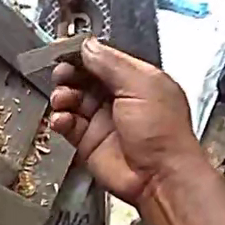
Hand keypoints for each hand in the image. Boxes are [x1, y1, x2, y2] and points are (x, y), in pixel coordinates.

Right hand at [48, 39, 201, 205]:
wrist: (159, 177)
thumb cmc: (163, 133)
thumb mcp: (141, 84)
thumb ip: (111, 64)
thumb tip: (88, 47)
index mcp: (137, 80)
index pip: (104, 60)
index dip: (85, 55)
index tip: (68, 52)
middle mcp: (119, 99)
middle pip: (84, 79)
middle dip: (69, 74)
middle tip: (61, 74)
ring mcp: (103, 122)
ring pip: (73, 100)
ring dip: (63, 96)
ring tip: (62, 99)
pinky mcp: (89, 143)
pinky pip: (67, 125)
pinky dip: (60, 120)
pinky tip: (62, 119)